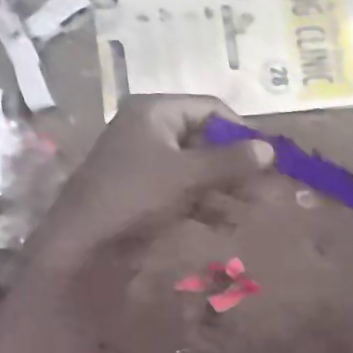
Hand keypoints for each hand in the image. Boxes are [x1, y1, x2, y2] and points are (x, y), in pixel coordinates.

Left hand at [31, 95, 273, 266]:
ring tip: (257, 210)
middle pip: (208, 142)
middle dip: (239, 167)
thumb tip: (269, 149)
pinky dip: (208, 207)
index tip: (266, 157)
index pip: (210, 109)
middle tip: (270, 189)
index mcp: (155, 113)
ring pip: (201, 171)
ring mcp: (150, 165)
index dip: (241, 131)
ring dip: (229, 191)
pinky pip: (188, 193)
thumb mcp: (187, 176)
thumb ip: (230, 162)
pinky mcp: (149, 195)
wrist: (83, 243)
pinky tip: (228, 226)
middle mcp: (152, 132)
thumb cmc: (135, 195)